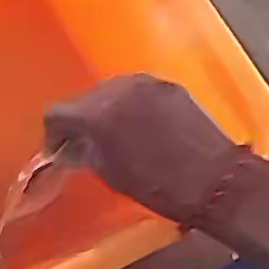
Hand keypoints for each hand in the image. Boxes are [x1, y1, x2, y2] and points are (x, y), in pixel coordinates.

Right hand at [45, 75, 249, 226]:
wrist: (215, 180)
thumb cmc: (157, 185)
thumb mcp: (110, 173)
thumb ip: (84, 154)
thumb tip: (70, 149)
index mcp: (97, 112)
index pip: (57, 113)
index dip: (53, 133)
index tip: (58, 151)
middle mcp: (117, 88)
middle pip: (83, 99)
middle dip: (79, 120)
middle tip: (82, 144)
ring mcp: (145, 83)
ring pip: (109, 91)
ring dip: (104, 110)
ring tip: (112, 134)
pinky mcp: (167, 86)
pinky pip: (135, 91)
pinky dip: (128, 106)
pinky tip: (137, 126)